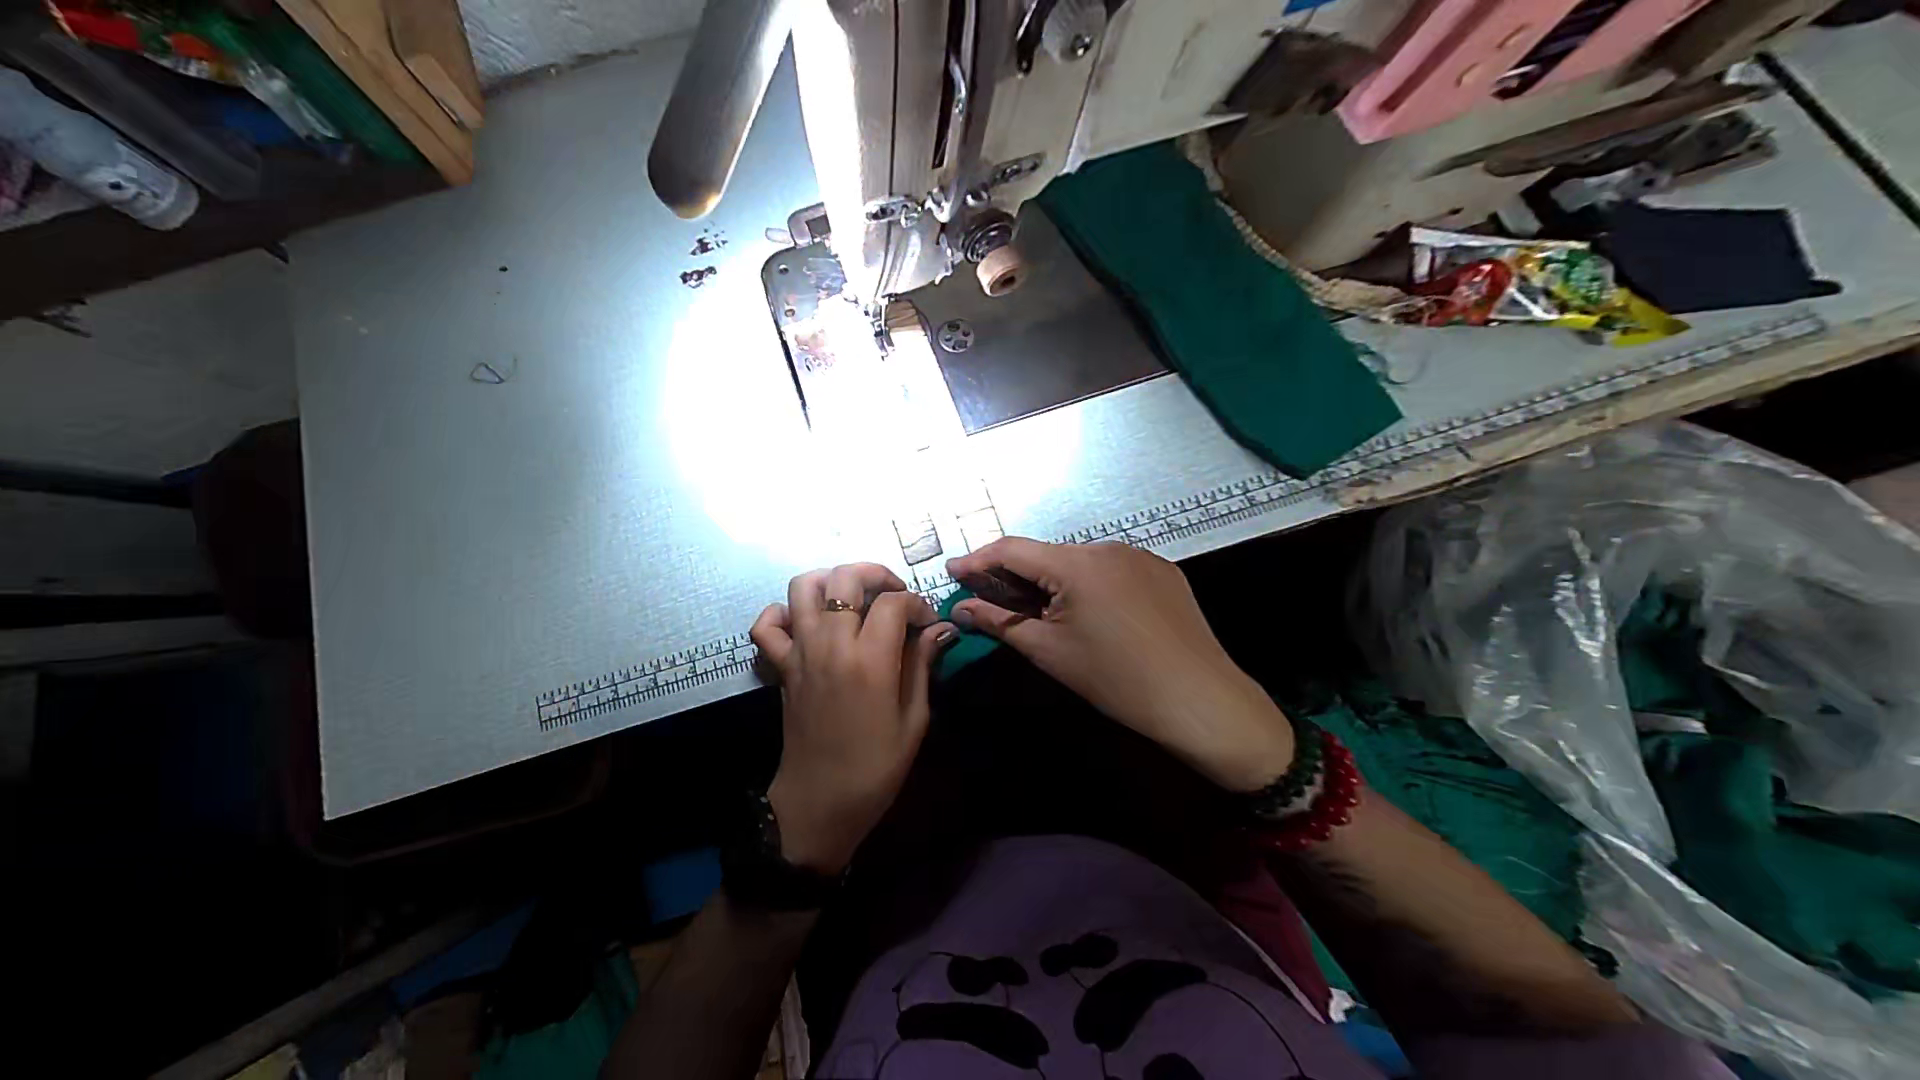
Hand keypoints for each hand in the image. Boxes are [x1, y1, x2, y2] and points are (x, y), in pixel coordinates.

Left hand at [749, 563, 956, 873]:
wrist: (819, 802)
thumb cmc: (876, 767)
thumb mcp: (914, 719)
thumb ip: (922, 665)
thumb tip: (940, 629)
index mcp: (871, 660)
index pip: (894, 601)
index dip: (918, 603)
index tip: (928, 624)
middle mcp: (832, 645)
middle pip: (845, 578)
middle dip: (876, 574)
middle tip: (894, 596)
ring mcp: (800, 652)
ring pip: (803, 586)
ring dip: (832, 582)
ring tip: (854, 600)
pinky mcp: (781, 666)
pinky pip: (767, 624)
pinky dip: (783, 613)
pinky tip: (807, 624)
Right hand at [946, 539, 1292, 791]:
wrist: (1199, 698)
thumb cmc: (1115, 679)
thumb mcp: (1049, 652)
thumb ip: (1001, 622)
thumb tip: (963, 607)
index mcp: (1076, 563)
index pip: (1012, 549)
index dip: (977, 560)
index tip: (953, 573)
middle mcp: (1108, 547)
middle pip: (1047, 555)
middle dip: (1015, 575)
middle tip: (991, 600)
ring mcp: (1140, 556)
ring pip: (1079, 562)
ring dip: (1052, 580)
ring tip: (1040, 612)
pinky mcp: (1162, 571)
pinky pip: (1111, 570)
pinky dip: (1088, 585)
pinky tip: (1090, 615)